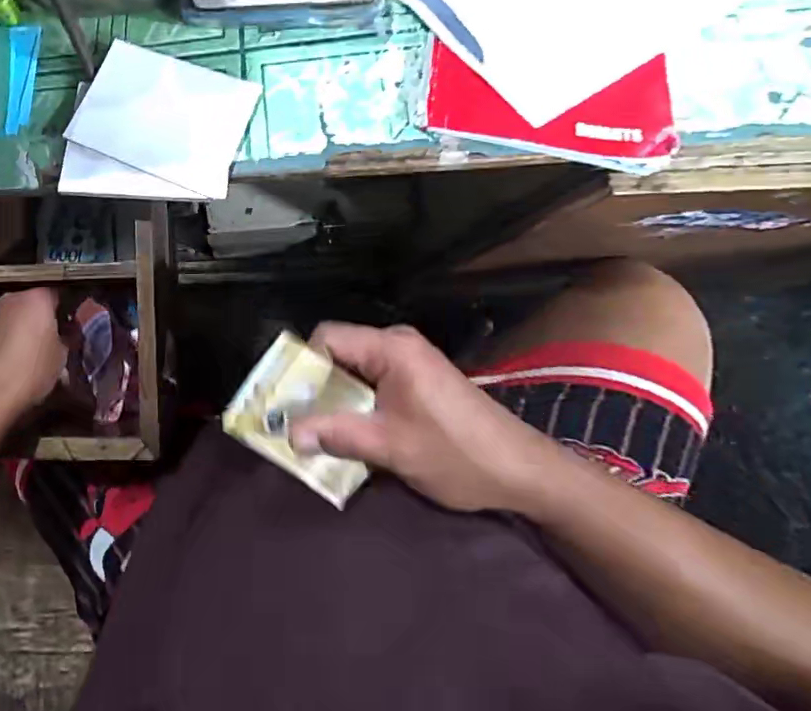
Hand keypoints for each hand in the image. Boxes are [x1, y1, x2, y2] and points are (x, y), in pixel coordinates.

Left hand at [0, 288, 66, 438]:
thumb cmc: (30, 373)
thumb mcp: (62, 357)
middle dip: (41, 316)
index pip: (58, 293)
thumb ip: (68, 337)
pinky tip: (6, 360)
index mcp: (37, 298)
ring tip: (27, 352)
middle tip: (50, 339)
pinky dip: (3, 338)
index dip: (66, 308)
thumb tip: (68, 331)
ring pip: (11, 314)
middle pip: (32, 301)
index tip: (70, 326)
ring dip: (20, 326)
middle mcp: (11, 298)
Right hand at [289, 322, 563, 512]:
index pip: (328, 337)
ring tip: (318, 430)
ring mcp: (411, 361)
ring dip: (336, 398)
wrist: (524, 472)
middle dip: (315, 385)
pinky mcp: (419, 380)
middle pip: (339, 352)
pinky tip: (352, 432)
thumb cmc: (457, 454)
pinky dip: (357, 403)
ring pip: (355, 370)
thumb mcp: (392, 448)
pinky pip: (373, 381)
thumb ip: (337, 435)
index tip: (287, 398)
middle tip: (296, 419)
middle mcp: (398, 344)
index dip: (302, 364)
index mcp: (392, 348)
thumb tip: (289, 433)